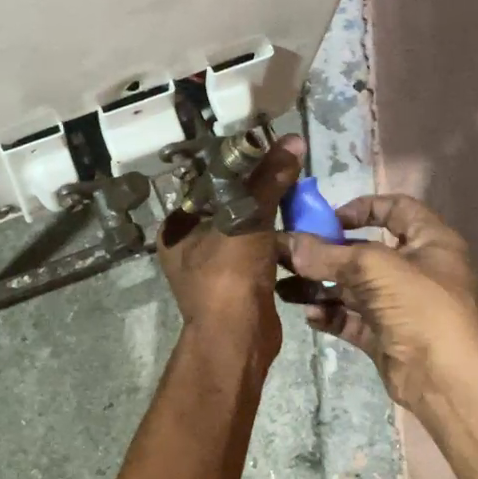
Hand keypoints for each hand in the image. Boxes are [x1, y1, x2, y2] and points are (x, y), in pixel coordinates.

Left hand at [158, 135, 305, 366]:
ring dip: (272, 214)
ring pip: (246, 227)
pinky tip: (300, 224)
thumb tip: (292, 141)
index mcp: (177, 226)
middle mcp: (189, 243)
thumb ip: (269, 179)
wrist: (237, 337)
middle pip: (228, 204)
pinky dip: (278, 240)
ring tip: (298, 191)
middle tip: (287, 168)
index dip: (234, 164)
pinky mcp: (240, 282)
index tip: (264, 147)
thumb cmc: (229, 273)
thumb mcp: (247, 218)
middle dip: (259, 189)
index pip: (205, 183)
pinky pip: (259, 250)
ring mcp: (215, 265)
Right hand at [276, 193, 477, 405]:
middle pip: (363, 252)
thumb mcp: (373, 269)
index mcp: (429, 241)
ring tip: (284, 289)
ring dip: (318, 287)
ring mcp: (399, 305)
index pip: (397, 209)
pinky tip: (310, 316)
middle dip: (324, 254)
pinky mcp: (385, 335)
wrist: (449, 380)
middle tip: (287, 255)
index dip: (363, 208)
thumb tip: (284, 243)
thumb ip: (326, 254)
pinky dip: (329, 315)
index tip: (327, 220)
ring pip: (352, 288)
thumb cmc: (422, 307)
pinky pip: (350, 319)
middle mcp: (415, 269)